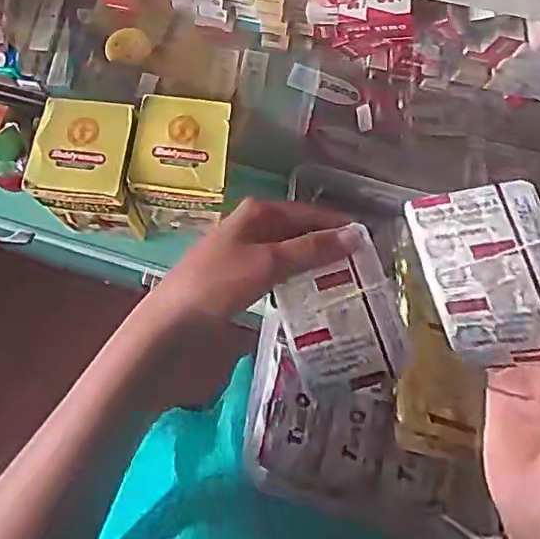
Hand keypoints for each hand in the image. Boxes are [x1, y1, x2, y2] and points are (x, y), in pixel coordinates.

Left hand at [144, 198, 354, 323]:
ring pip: (287, 258)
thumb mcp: (267, 262)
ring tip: (348, 285)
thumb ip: (311, 249)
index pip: (304, 211)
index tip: (368, 240)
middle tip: (365, 267)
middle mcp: (248, 230)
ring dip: (313, 268)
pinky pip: (276, 280)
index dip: (335, 223)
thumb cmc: (217, 284)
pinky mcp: (237, 286)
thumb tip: (355, 235)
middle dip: (327, 247)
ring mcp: (241, 258)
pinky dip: (296, 286)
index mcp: (254, 214)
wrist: (170, 327)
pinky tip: (314, 302)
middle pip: (296, 233)